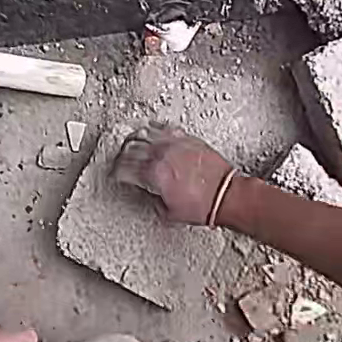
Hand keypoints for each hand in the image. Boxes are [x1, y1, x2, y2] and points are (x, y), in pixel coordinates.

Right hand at [112, 124, 233, 225]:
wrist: (226, 195)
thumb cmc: (202, 205)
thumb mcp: (169, 213)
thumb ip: (152, 199)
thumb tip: (147, 192)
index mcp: (153, 174)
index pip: (124, 167)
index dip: (115, 171)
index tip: (115, 174)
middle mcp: (161, 155)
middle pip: (130, 148)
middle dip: (120, 156)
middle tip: (119, 161)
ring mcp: (174, 144)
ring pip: (144, 133)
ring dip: (133, 139)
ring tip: (129, 144)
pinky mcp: (187, 139)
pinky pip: (163, 128)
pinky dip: (153, 129)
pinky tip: (151, 132)